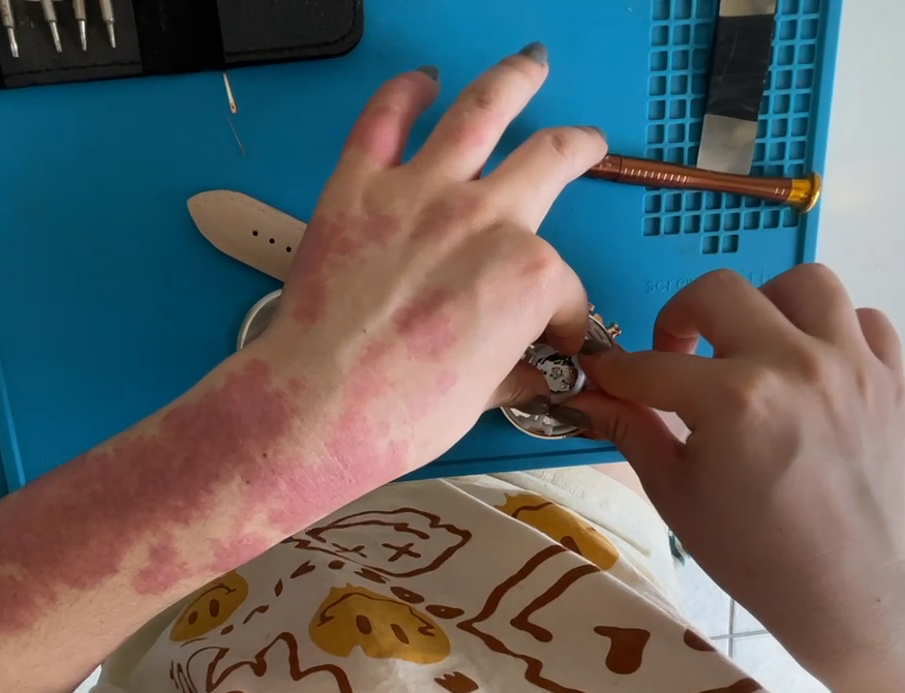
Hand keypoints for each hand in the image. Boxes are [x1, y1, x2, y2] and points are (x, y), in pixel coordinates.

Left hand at [251, 47, 605, 486]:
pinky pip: (384, 118)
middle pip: (548, 161)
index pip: (563, 288)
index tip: (555, 334)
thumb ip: (512, 372)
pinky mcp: (358, 189)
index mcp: (527, 276)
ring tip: (532, 63)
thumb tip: (533, 374)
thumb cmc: (401, 417)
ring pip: (481, 109)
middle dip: (577, 149)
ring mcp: (420, 194)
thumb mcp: (479, 402)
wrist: (320, 408)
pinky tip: (422, 81)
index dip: (565, 316)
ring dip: (515, 78)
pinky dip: (405, 92)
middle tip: (585, 142)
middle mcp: (484, 218)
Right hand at [576, 266, 904, 682]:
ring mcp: (852, 364)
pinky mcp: (890, 377)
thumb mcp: (672, 492)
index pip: (650, 365)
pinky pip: (861, 317)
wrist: (842, 588)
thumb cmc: (746, 550)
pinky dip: (827, 329)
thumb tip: (586, 398)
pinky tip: (803, 366)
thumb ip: (630, 429)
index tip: (598, 374)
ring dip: (759, 306)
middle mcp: (794, 363)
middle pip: (719, 292)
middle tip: (672, 357)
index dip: (611, 370)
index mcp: (732, 400)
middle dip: (677, 317)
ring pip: (803, 282)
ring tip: (746, 347)